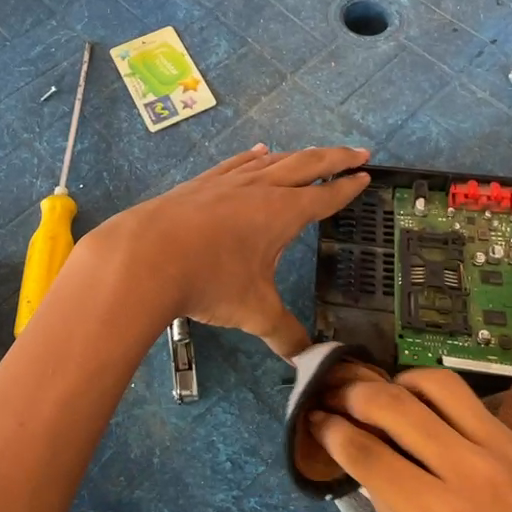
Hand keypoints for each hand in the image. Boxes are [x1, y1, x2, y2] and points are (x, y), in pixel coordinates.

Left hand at [82, 144, 369, 357]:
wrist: (146, 255)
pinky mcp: (201, 183)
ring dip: (297, 156)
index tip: (366, 175)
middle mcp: (260, 188)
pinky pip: (237, 163)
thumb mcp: (253, 312)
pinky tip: (257, 153)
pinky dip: (253, 158)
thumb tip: (308, 359)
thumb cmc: (208, 280)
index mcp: (283, 212)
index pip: (325, 196)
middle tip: (359, 152)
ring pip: (272, 161)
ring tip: (312, 154)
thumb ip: (284, 334)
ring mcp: (228, 182)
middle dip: (335, 158)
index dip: (348, 188)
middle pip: (306, 164)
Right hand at [310, 369, 511, 511]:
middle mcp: (466, 470)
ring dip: (397, 382)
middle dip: (352, 393)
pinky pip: (470, 401)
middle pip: (391, 403)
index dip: (330, 431)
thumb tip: (367, 477)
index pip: (365, 453)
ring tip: (382, 397)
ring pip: (434, 383)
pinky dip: (436, 397)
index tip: (314, 422)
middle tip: (334, 396)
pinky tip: (427, 415)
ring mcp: (501, 450)